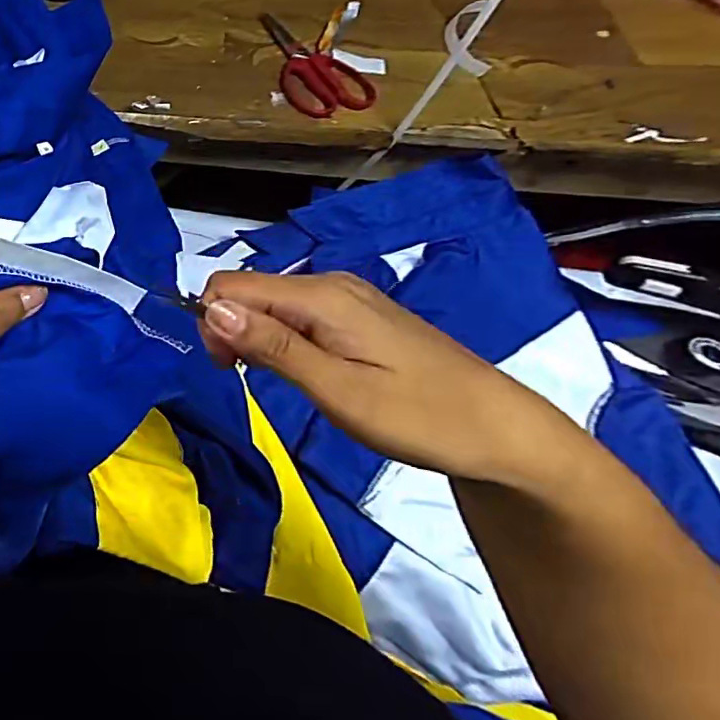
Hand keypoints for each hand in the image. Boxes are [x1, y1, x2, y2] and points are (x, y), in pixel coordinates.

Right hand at [197, 270, 593, 489]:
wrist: (507, 435)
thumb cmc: (422, 417)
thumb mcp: (338, 390)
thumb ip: (272, 346)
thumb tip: (212, 308)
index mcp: (321, 297)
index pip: (229, 286)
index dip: (212, 322)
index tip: (228, 367)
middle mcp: (328, 284)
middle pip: (246, 291)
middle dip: (229, 330)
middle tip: (250, 378)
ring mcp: (345, 297)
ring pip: (267, 303)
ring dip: (253, 336)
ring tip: (280, 379)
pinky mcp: (355, 314)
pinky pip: (293, 313)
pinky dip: (279, 338)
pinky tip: (302, 368)